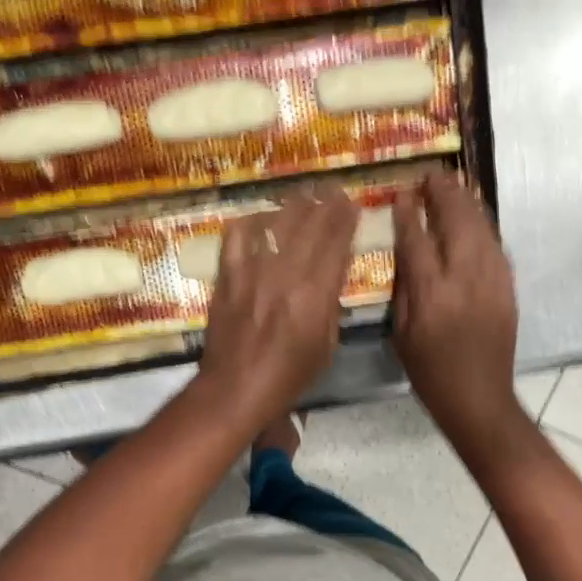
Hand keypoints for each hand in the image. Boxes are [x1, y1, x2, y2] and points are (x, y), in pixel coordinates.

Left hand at [196, 185, 358, 426]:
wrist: (235, 388)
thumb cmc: (288, 377)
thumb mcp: (325, 347)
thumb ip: (331, 306)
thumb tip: (335, 274)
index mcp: (314, 296)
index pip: (335, 245)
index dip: (346, 221)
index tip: (354, 205)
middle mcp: (284, 275)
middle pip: (309, 226)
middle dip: (326, 205)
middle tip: (334, 192)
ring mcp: (252, 272)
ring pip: (277, 223)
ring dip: (295, 205)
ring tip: (306, 195)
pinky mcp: (228, 275)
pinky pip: (238, 235)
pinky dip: (252, 221)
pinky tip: (262, 218)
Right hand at [392, 171, 522, 444]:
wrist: (479, 399)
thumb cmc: (431, 374)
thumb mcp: (401, 335)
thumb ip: (403, 290)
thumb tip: (405, 252)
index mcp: (431, 296)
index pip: (417, 239)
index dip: (407, 214)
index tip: (401, 195)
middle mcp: (464, 281)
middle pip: (456, 221)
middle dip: (443, 194)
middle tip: (431, 177)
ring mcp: (492, 283)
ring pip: (481, 228)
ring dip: (466, 203)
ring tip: (453, 188)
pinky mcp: (509, 289)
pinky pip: (496, 247)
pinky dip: (484, 228)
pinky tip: (475, 220)